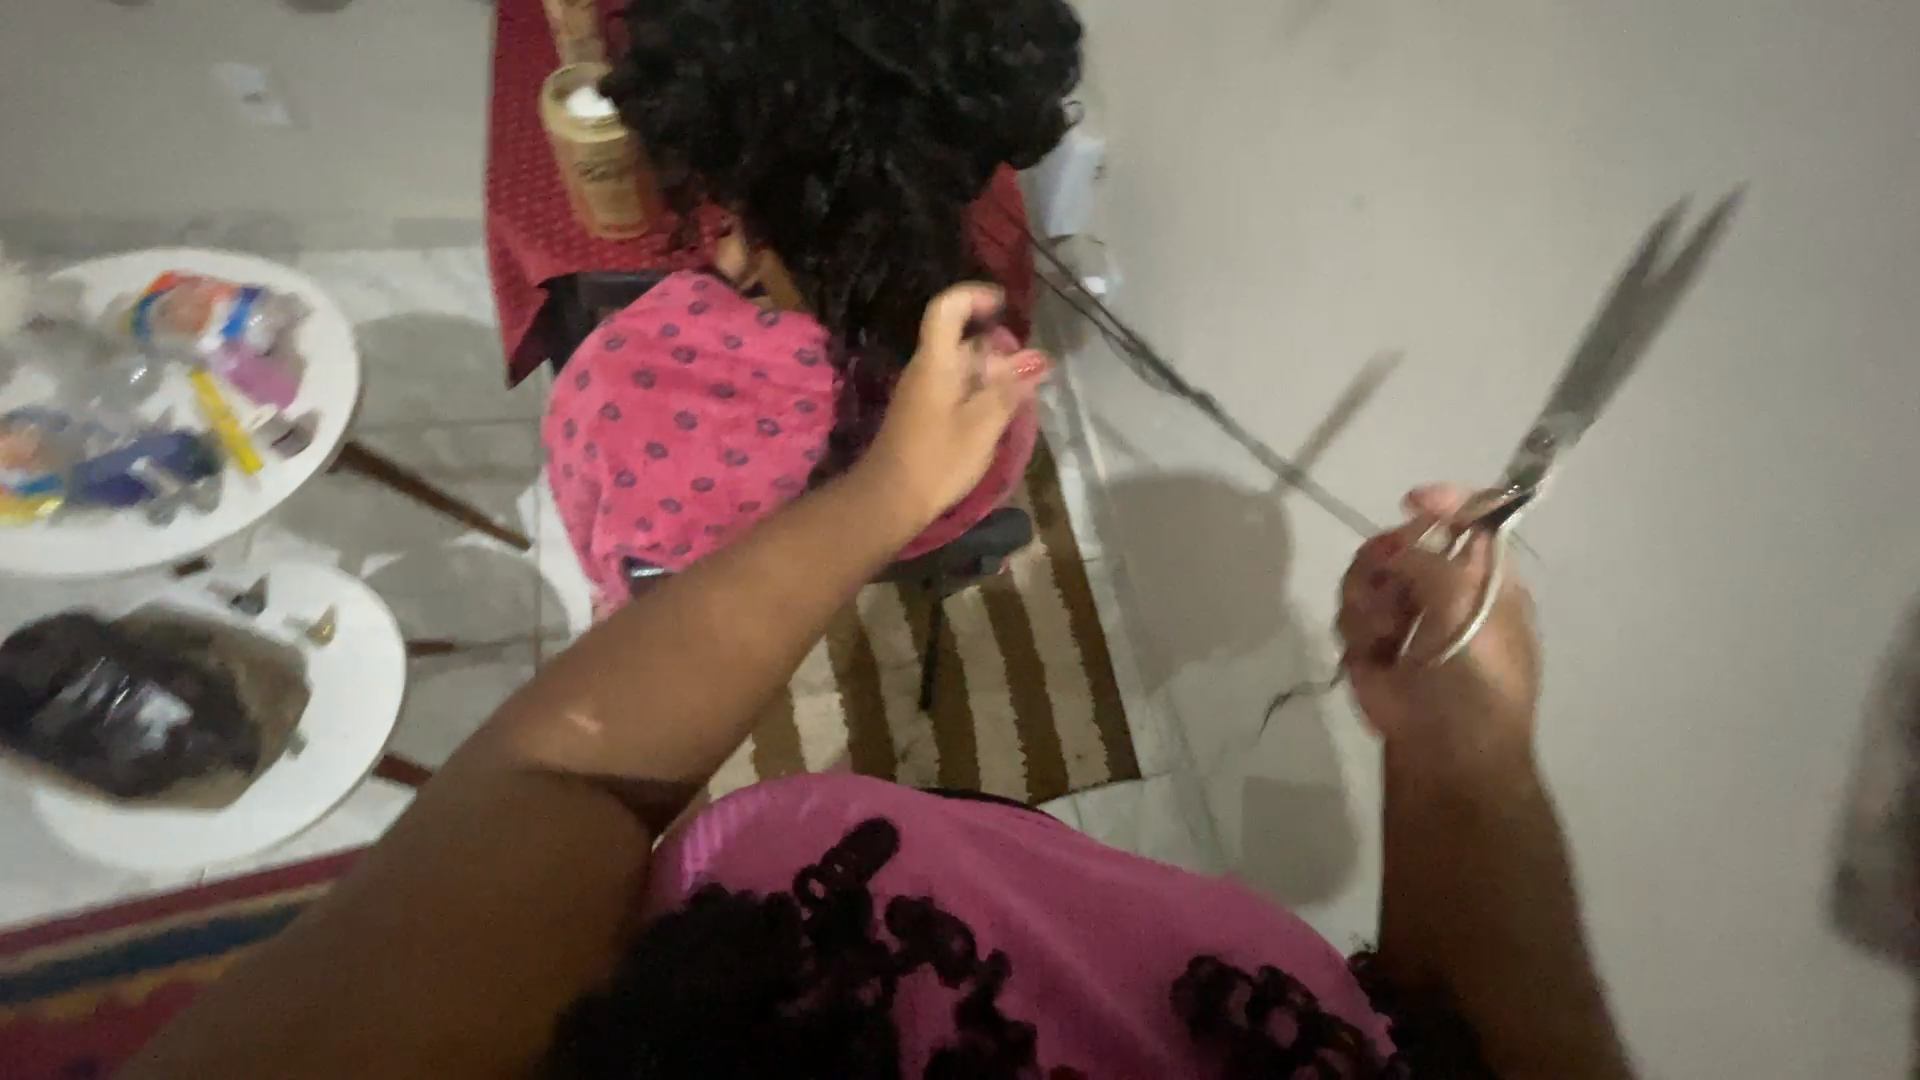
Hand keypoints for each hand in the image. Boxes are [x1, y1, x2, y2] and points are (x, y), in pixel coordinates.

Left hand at [858, 284, 1049, 526]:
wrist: (890, 500)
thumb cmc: (937, 460)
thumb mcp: (982, 425)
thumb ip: (1009, 389)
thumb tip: (1038, 360)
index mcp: (936, 362)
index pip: (948, 308)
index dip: (975, 296)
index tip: (1004, 305)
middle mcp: (926, 369)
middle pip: (960, 340)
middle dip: (997, 346)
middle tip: (1029, 369)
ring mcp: (921, 392)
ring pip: (960, 367)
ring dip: (991, 373)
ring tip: (1021, 395)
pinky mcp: (922, 414)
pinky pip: (955, 388)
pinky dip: (979, 392)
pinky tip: (998, 416)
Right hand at [1337, 485, 1541, 780]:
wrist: (1442, 744)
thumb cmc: (1475, 678)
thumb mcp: (1470, 610)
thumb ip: (1435, 561)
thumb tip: (1399, 537)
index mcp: (1484, 578)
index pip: (1470, 519)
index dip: (1444, 501)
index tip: (1412, 500)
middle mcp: (1441, 587)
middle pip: (1401, 539)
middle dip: (1388, 556)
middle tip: (1388, 575)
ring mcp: (1401, 610)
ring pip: (1364, 570)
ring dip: (1369, 598)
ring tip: (1384, 631)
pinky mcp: (1367, 635)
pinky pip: (1347, 606)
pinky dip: (1357, 627)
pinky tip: (1373, 651)